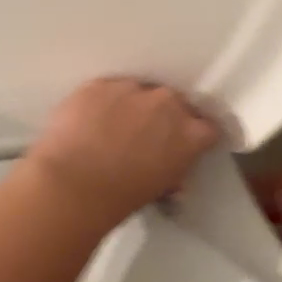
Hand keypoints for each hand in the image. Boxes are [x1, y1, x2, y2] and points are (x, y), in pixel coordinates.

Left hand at [23, 77, 218, 224]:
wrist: (73, 184)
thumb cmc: (120, 198)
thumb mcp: (160, 188)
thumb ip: (172, 170)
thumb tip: (169, 172)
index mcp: (190, 133)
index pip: (208, 127)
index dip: (195, 136)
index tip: (184, 144)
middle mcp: (166, 102)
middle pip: (174, 102)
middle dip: (163, 116)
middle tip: (145, 135)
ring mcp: (132, 88)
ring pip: (139, 91)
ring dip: (132, 105)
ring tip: (113, 126)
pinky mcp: (100, 83)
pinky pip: (108, 89)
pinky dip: (103, 102)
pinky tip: (90, 120)